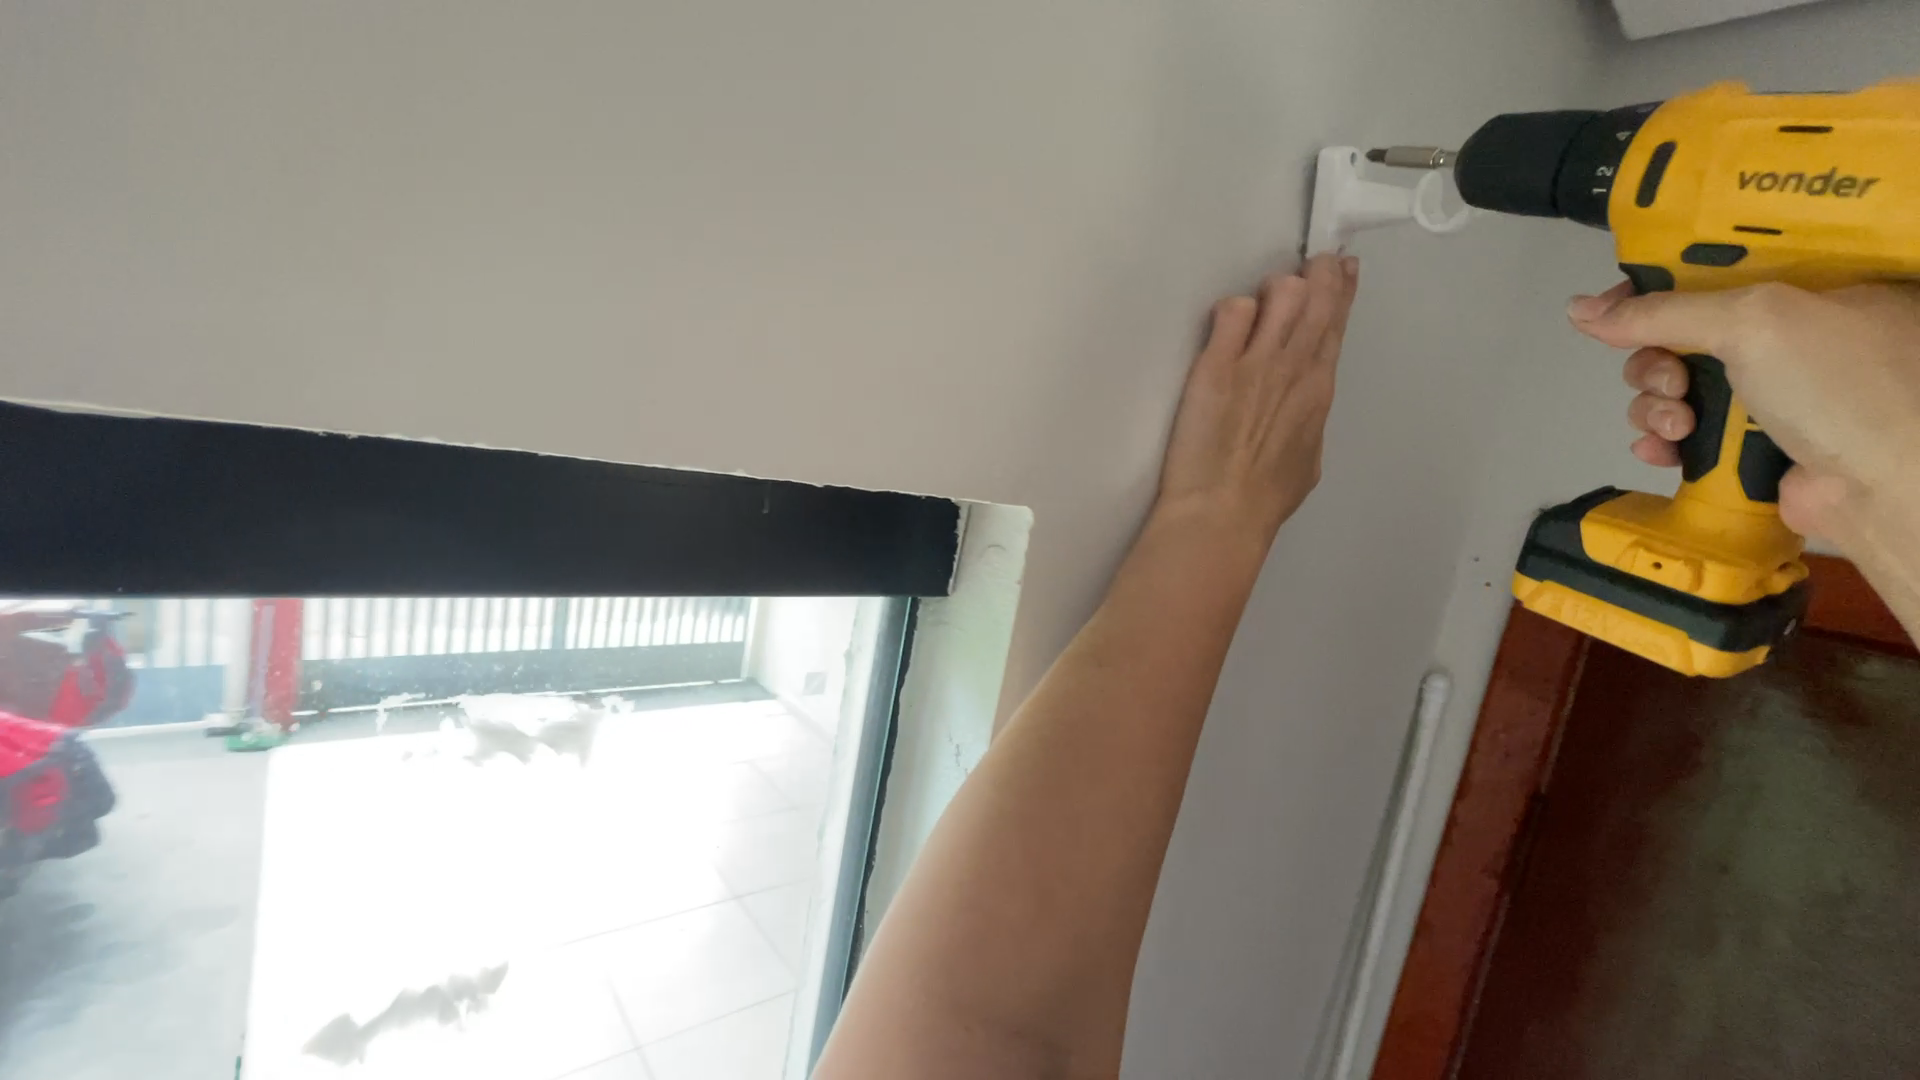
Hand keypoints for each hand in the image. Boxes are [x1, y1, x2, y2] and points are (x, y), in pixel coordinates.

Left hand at [1156, 253, 1359, 540]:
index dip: (1340, 291)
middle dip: (1316, 273)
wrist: (1222, 511)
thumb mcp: (1307, 459)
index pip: (1336, 325)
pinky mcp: (1216, 366)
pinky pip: (1233, 312)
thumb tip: (1304, 409)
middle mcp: (1294, 367)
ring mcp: (1257, 362)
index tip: (1341, 267)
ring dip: (1274, 289)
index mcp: (1319, 390)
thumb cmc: (1263, 498)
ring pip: (1282, 295)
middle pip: (1316, 298)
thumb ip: (1307, 422)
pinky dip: (1232, 309)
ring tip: (1262, 301)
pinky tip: (1224, 323)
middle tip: (1311, 262)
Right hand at [1569, 280, 1919, 542]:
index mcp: (1807, 295)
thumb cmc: (1841, 386)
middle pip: (1676, 341)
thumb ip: (1662, 313)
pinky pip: (1679, 435)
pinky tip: (1663, 451)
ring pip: (1670, 392)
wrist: (1891, 483)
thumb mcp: (1753, 322)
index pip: (1709, 278)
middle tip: (1674, 384)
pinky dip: (1660, 443)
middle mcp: (1787, 342)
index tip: (1610, 313)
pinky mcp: (1747, 445)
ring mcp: (1768, 397)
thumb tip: (1578, 309)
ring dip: (1654, 411)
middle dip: (1653, 367)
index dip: (1651, 292)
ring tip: (1680, 429)